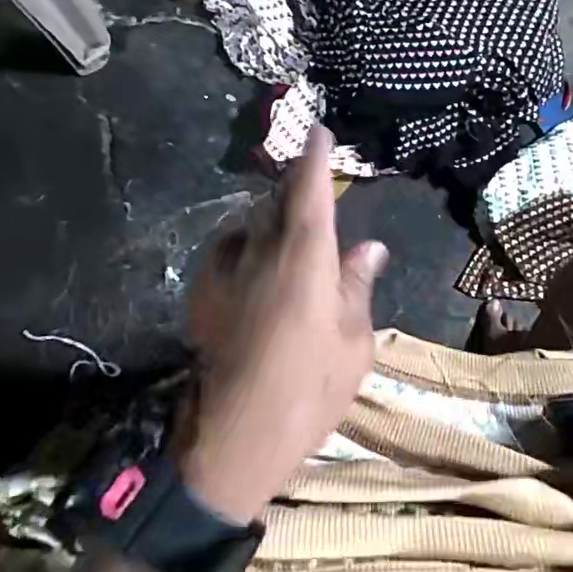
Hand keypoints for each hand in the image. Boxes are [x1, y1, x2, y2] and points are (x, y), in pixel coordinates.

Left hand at [172, 126, 387, 523]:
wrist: (232, 441)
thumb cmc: (310, 391)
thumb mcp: (354, 343)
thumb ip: (357, 286)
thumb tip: (370, 248)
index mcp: (305, 259)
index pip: (310, 191)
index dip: (315, 157)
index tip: (319, 131)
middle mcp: (260, 252)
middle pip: (277, 200)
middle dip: (296, 187)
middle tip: (315, 191)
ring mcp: (224, 272)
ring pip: (250, 224)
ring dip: (271, 220)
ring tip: (290, 237)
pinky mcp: (202, 295)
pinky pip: (228, 251)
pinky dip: (248, 247)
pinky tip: (258, 270)